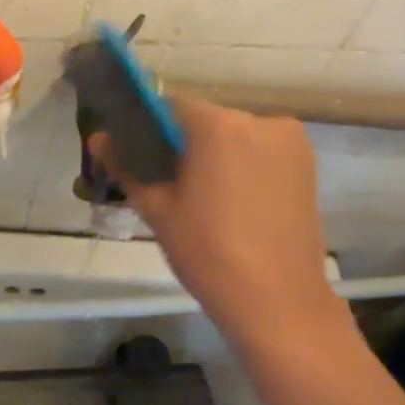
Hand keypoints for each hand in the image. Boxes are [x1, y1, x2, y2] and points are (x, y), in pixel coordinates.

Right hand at [90, 95, 343, 346]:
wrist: (276, 299)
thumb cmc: (207, 252)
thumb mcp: (157, 208)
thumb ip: (127, 166)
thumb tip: (98, 139)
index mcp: (219, 126)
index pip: (169, 106)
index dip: (146, 126)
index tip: (132, 155)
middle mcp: (260, 120)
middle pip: (203, 120)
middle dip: (179, 144)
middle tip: (161, 183)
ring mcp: (290, 142)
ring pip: (232, 137)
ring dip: (210, 156)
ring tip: (195, 198)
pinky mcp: (306, 165)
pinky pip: (258, 153)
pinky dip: (238, 167)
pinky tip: (225, 203)